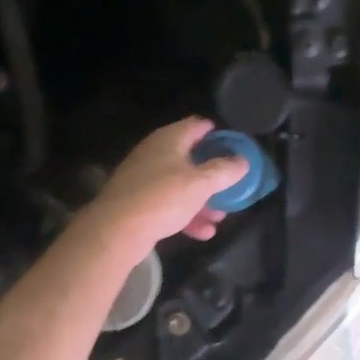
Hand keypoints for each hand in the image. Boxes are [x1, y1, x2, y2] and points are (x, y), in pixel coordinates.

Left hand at [74, 116, 249, 263]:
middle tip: (232, 187)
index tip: (237, 150)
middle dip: (213, 175)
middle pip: (191, 158)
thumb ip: (224, 171)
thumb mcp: (200, 184)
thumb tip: (243, 160)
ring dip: (202, 200)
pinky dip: (186, 215)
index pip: (198, 126)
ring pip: (181, 185)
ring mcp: (145, 179)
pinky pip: (169, 205)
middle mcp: (155, 153)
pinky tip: (203, 233)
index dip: (219, 135)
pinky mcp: (139, 202)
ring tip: (220, 217)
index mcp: (169, 139)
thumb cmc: (162, 198)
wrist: (116, 230)